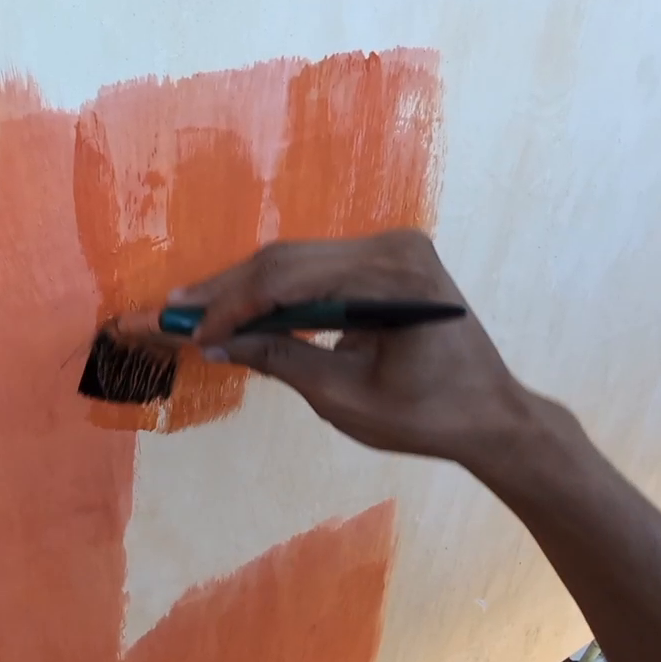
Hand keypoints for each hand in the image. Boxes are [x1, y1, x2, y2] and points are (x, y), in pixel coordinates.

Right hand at [162, 230, 543, 466]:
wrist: (491, 415)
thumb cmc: (426, 416)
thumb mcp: (344, 397)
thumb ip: (278, 359)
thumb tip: (212, 343)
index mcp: (392, 275)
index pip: (289, 281)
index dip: (232, 307)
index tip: (189, 334)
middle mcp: (389, 245)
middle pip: (285, 261)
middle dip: (225, 291)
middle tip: (169, 310)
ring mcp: (387, 247)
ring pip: (292, 261)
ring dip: (241, 289)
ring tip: (189, 308)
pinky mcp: (380, 260)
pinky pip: (310, 270)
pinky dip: (270, 292)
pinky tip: (235, 305)